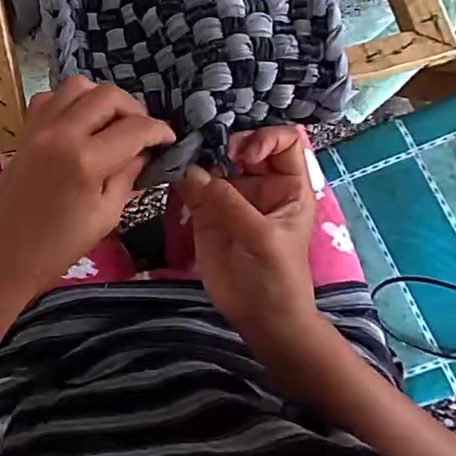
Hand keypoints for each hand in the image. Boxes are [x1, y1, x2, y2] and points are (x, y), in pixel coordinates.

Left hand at [0, 76, 173, 301]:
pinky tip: (80, 125)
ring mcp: (38, 128)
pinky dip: (70, 102)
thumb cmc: (57, 247)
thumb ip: (126, 176)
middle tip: (141, 131)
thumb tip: (142, 151)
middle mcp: (61, 133)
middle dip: (132, 109)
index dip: (159, 131)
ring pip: (76, 86)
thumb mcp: (105, 215)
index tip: (168, 140)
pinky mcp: (24, 131)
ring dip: (100, 99)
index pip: (135, 128)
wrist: (1, 254)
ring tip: (112, 124)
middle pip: (106, 95)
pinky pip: (50, 98)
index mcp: (86, 159)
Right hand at [174, 126, 322, 341]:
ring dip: (195, 155)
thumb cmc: (278, 277)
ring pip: (211, 161)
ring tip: (179, 155)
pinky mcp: (202, 209)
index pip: (283, 141)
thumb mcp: (263, 238)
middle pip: (240, 144)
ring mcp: (228, 195)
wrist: (260, 316)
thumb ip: (230, 204)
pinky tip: (168, 169)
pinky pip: (188, 182)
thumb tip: (192, 172)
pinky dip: (177, 173)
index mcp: (287, 185)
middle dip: (222, 141)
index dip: (263, 139)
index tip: (241, 156)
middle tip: (203, 152)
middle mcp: (257, 184)